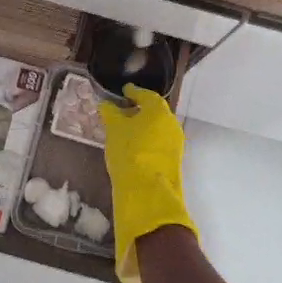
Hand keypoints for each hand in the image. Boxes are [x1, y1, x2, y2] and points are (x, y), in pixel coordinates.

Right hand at [99, 85, 198, 282]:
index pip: (147, 95)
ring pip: (158, 129)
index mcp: (159, 111)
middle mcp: (172, 124)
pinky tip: (134, 148)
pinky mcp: (173, 161)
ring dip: (144, 127)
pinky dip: (147, 141)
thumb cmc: (129, 152)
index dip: (134, 92)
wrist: (147, 191)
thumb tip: (106, 104)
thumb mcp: (114, 130)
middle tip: (123, 110)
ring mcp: (175, 144)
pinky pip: (159, 144)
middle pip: (155, 112)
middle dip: (140, 111)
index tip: (125, 91)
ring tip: (125, 130)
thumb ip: (111, 114)